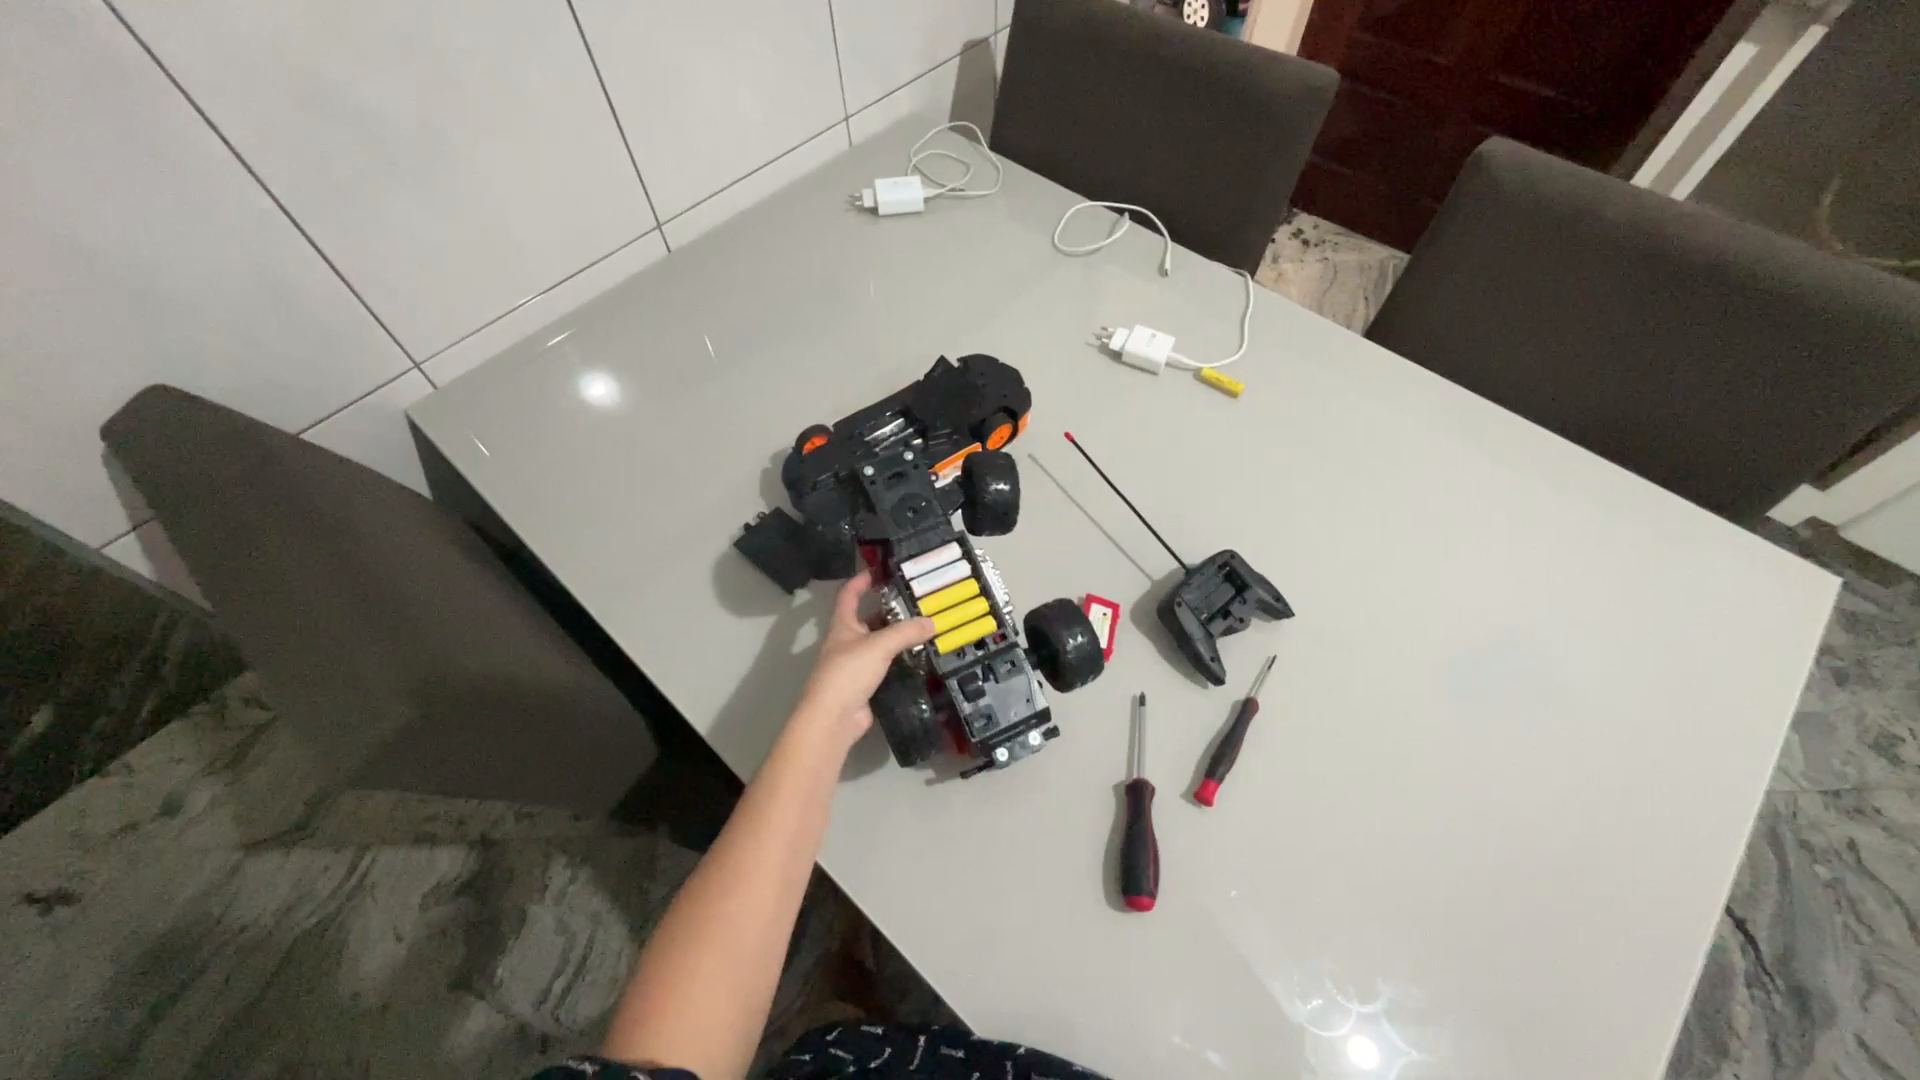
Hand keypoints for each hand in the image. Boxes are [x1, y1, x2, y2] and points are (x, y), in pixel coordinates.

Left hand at [795, 574, 936, 747]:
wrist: (834, 718)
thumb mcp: (878, 646)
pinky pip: (886, 666)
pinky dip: (901, 661)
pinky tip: (921, 658)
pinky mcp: (866, 684)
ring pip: (880, 644)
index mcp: (843, 625)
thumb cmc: (848, 673)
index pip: (849, 595)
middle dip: (889, 610)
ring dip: (899, 637)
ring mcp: (856, 664)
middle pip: (868, 619)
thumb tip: (932, 622)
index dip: (860, 580)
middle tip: (917, 602)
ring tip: (926, 627)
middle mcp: (847, 641)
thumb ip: (905, 633)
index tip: (879, 570)